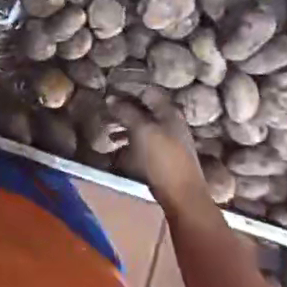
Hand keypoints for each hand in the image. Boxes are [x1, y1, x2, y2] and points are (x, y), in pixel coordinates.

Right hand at [111, 90, 210, 211]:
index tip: (108, 91)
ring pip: (142, 127)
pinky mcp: (164, 158)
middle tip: (104, 111)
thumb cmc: (161, 159)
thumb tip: (110, 98)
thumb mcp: (140, 130)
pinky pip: (143, 144)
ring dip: (124, 127)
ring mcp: (168, 141)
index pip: (146, 91)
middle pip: (144, 109)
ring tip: (107, 132)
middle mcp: (171, 123)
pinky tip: (117, 149)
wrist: (182, 197)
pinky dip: (129, 143)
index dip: (127, 89)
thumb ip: (125, 112)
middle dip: (123, 109)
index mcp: (168, 112)